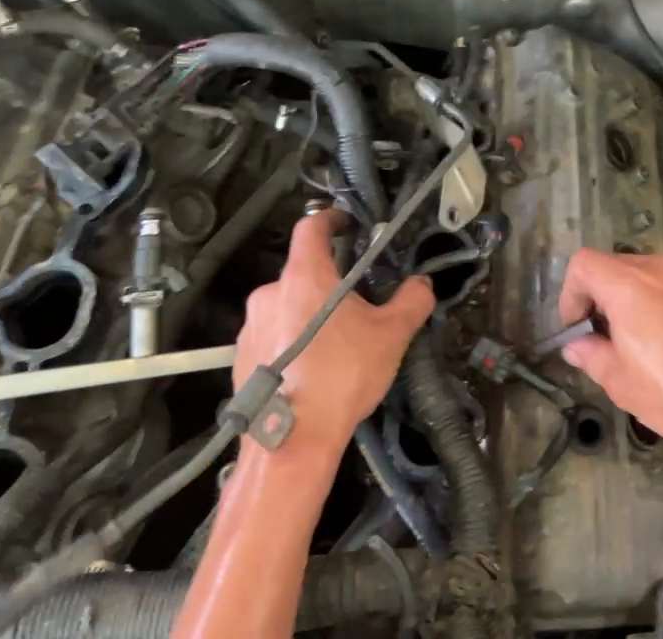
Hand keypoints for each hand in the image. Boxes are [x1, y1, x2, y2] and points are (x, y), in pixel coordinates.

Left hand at [235, 210, 433, 449]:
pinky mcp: (240, 358)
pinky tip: (311, 370)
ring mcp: (250, 326)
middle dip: (329, 282)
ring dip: (309, 314)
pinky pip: (271, 335)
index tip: (347, 225)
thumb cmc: (343, 376)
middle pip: (303, 271)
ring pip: (287, 305)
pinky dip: (291, 341)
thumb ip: (411, 302)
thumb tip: (422, 284)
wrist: (292, 443)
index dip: (330, 220)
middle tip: (357, 305)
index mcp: (305, 277)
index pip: (311, 227)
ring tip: (336, 345)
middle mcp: (270, 293)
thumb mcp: (391, 336)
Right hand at [557, 248, 662, 443]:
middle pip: (614, 268)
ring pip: (646, 279)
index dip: (570, 295)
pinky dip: (661, 309)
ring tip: (641, 351)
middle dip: (600, 301)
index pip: (583, 264)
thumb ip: (593, 358)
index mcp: (628, 284)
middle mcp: (659, 269)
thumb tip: (578, 345)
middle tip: (605, 345)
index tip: (577, 330)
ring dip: (632, 306)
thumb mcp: (624, 385)